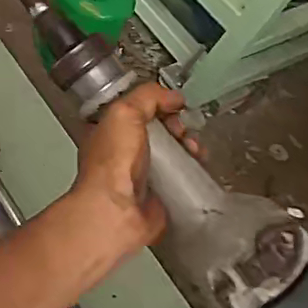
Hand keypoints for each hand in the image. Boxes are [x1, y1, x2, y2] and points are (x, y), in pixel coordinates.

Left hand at [60, 83, 200, 265]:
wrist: (118, 210)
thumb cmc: (112, 162)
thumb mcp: (124, 112)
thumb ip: (148, 97)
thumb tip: (173, 97)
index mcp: (109, 129)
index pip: (137, 108)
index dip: (157, 103)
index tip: (172, 104)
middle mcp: (124, 150)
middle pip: (159, 129)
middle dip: (177, 124)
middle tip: (181, 129)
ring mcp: (143, 172)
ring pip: (173, 150)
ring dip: (188, 144)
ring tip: (193, 147)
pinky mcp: (160, 192)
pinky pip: (182, 174)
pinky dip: (193, 166)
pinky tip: (198, 162)